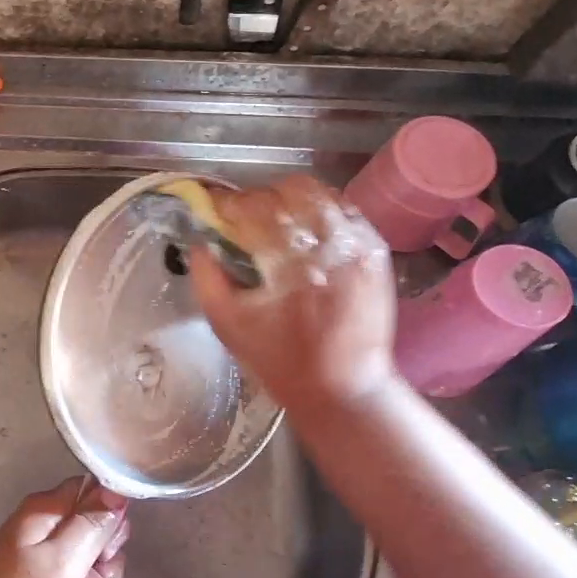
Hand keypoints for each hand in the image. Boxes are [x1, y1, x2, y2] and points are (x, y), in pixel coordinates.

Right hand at [188, 174, 399, 413]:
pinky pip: (344, 211)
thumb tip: (201, 241)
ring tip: (277, 223)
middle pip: (288, 189)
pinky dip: (319, 212)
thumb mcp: (226, 322)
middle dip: (260, 198)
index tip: (214, 211)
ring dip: (290, 200)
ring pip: (320, 194)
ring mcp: (358, 244)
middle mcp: (328, 243)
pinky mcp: (375, 251)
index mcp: (288, 260)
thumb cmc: (280, 359)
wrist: (344, 388)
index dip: (227, 204)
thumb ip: (206, 275)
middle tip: (246, 219)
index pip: (252, 206)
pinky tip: (306, 234)